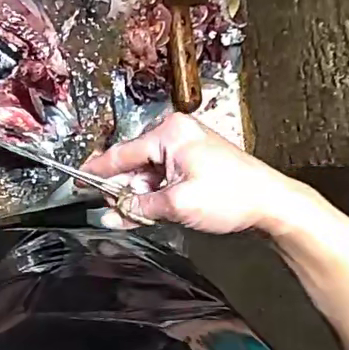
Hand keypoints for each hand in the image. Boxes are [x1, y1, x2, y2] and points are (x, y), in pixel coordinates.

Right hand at [80, 113, 315, 235]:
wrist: (270, 203)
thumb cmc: (234, 195)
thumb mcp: (177, 204)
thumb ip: (138, 207)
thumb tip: (112, 213)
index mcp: (171, 133)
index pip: (122, 153)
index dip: (97, 171)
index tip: (78, 180)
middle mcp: (176, 133)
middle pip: (133, 164)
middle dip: (125, 191)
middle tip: (118, 214)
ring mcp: (185, 146)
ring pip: (146, 174)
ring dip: (141, 197)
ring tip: (142, 216)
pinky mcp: (192, 160)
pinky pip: (162, 177)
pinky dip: (155, 195)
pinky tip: (152, 211)